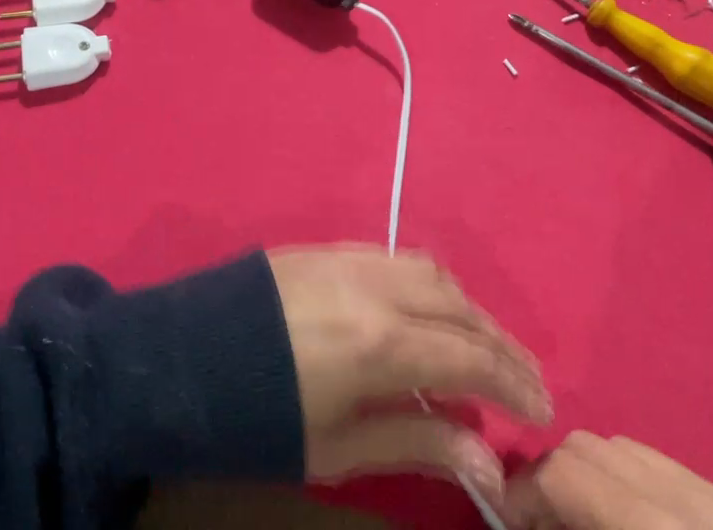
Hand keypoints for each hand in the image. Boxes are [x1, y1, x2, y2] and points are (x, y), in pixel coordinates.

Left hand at [267, 246, 551, 507]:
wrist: (169, 362)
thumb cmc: (253, 420)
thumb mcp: (336, 448)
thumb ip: (418, 446)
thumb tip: (490, 463)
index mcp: (380, 342)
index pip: (471, 359)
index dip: (515, 387)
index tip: (543, 412)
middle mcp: (373, 286)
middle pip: (459, 307)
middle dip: (501, 344)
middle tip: (526, 380)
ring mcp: (344, 259)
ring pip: (429, 271)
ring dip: (466, 307)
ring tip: (483, 346)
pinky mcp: (320, 248)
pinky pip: (391, 256)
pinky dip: (425, 283)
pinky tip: (426, 310)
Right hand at [503, 431, 712, 529]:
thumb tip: (521, 524)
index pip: (567, 471)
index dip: (521, 495)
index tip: (507, 526)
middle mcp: (710, 509)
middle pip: (592, 448)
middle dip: (553, 485)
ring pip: (630, 451)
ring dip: (593, 484)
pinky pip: (673, 472)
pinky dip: (636, 493)